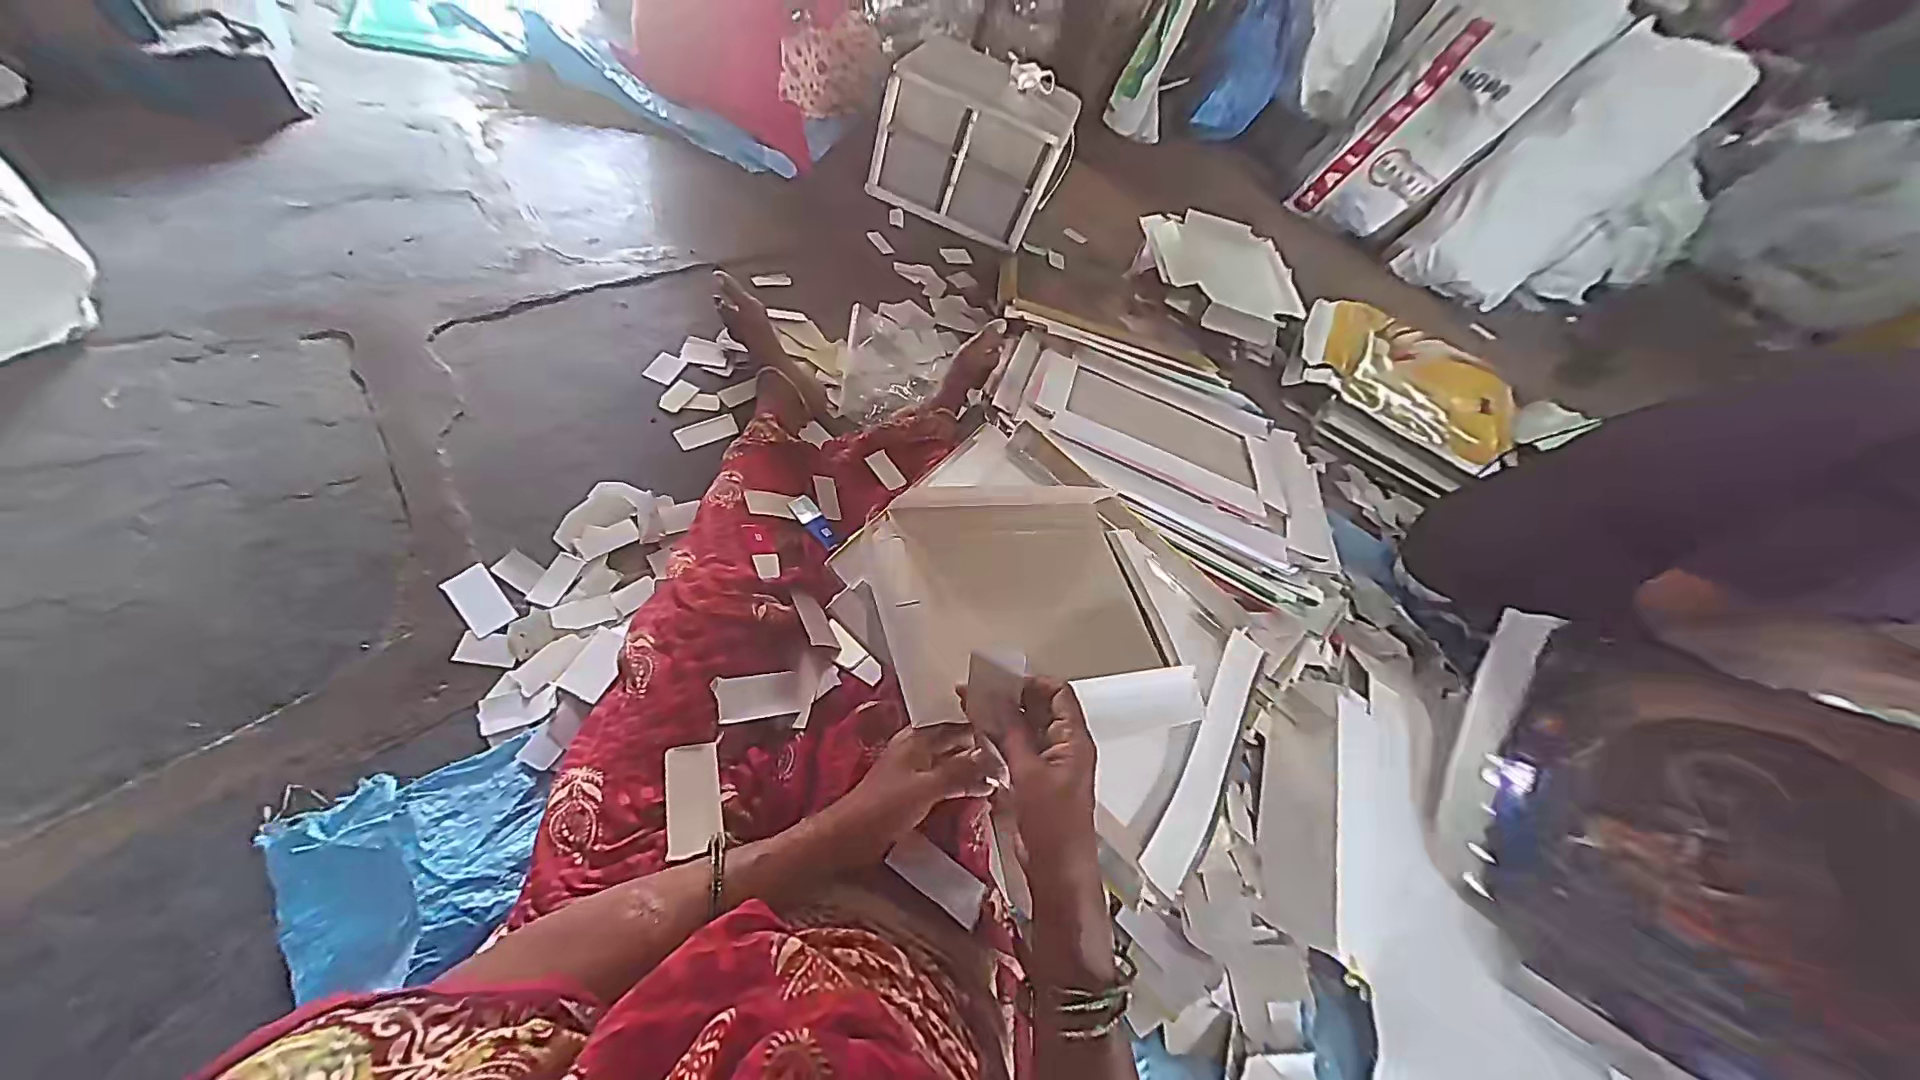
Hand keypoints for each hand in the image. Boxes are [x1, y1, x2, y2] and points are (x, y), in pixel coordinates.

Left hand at [820, 710, 994, 865]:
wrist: (849, 837)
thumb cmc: (884, 807)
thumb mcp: (926, 788)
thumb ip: (959, 772)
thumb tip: (992, 760)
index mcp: (918, 738)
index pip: (957, 724)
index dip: (982, 728)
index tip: (1011, 734)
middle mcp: (918, 749)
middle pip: (956, 744)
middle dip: (981, 750)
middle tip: (1014, 759)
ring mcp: (916, 770)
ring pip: (953, 763)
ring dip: (974, 770)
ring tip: (1004, 777)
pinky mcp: (915, 792)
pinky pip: (946, 782)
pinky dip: (963, 785)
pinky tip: (981, 794)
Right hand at [967, 676, 1098, 869]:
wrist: (1056, 872)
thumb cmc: (1053, 826)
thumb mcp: (1029, 774)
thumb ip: (1012, 733)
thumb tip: (995, 701)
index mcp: (1074, 740)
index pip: (1058, 693)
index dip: (1031, 683)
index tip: (1001, 681)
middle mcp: (1064, 747)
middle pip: (1040, 708)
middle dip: (1011, 697)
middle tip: (979, 690)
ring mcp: (1049, 763)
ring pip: (1027, 728)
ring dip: (1003, 717)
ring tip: (974, 706)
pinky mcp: (1035, 779)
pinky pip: (1019, 748)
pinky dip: (1001, 737)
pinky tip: (980, 733)